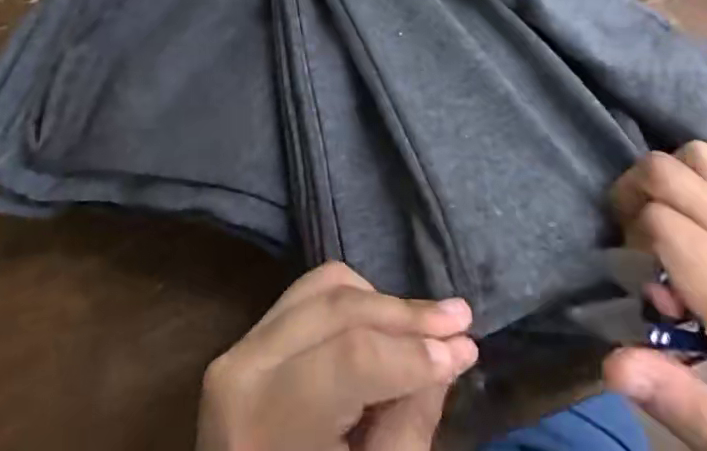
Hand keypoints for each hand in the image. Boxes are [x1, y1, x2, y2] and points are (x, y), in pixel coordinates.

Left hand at [196, 262, 476, 450]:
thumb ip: (410, 420)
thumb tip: (452, 352)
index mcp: (267, 418)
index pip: (351, 358)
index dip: (413, 352)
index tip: (467, 349)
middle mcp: (243, 366)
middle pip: (339, 309)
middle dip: (406, 314)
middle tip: (462, 319)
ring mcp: (240, 344)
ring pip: (326, 287)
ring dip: (382, 302)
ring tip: (425, 327)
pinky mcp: (248, 335)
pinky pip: (309, 292)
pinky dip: (354, 300)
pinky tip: (382, 326)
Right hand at [605, 143, 706, 450]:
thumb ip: (690, 409)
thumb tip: (610, 362)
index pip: (667, 224)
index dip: (630, 241)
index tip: (636, 291)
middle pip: (678, 173)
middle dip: (633, 193)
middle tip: (633, 254)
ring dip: (668, 183)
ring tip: (663, 238)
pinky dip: (704, 190)